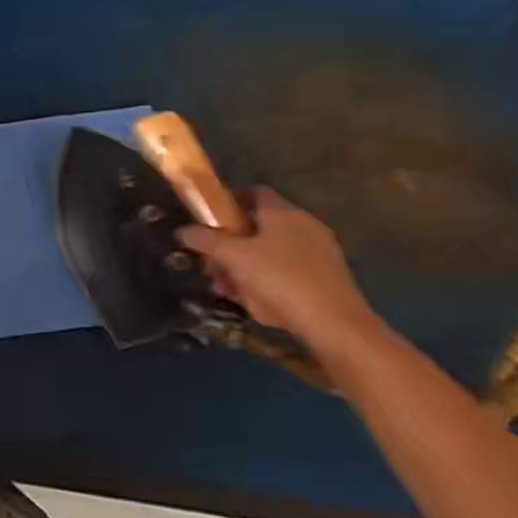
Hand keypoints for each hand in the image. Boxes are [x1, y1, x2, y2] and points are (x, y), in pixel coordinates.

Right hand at [176, 188, 387, 354]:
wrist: (335, 325)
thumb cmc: (279, 279)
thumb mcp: (231, 256)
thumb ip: (203, 239)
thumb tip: (183, 230)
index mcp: (284, 214)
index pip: (253, 192)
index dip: (227, 198)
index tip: (204, 213)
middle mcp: (304, 227)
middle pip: (256, 227)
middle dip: (227, 243)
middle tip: (209, 261)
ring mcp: (318, 253)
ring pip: (268, 252)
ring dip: (241, 266)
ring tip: (224, 287)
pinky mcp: (324, 278)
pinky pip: (283, 271)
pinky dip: (263, 280)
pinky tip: (250, 300)